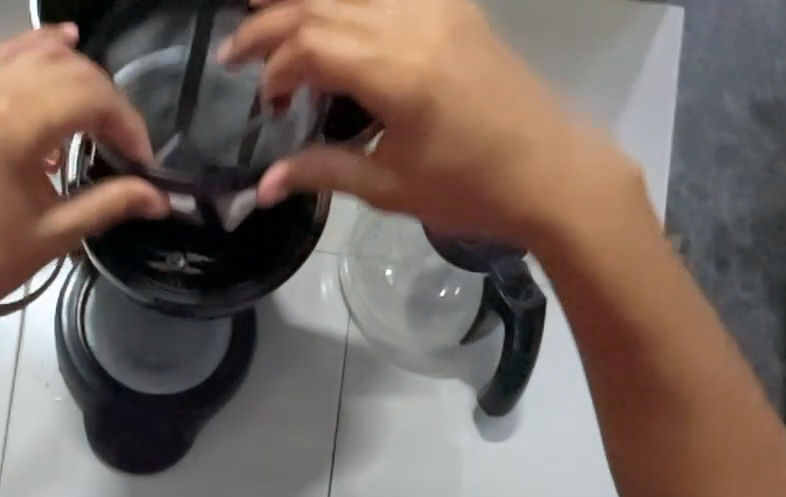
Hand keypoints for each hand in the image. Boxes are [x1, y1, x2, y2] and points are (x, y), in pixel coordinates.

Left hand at [0, 27, 167, 321]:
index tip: (143, 161)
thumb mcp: (55, 234)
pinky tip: (65, 45)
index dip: (127, 124)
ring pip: (41, 57)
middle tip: (125, 148)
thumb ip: (110, 203)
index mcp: (15, 125)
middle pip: (71, 70)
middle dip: (108, 103)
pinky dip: (40, 53)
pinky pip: (9, 58)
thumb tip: (159, 198)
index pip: (91, 97)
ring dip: (79, 79)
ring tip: (102, 118)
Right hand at [223, 0, 641, 245]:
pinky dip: (350, 1)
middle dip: (272, 23)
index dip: (275, 69)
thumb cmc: (467, 189)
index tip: (263, 104)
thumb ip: (321, 171)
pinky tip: (332, 13)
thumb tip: (262, 187)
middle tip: (235, 50)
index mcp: (397, 72)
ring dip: (307, 2)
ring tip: (267, 11)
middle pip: (325, 4)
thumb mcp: (387, 186)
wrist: (549, 171)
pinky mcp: (455, 9)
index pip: (312, 45)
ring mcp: (439, 8)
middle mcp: (415, 23)